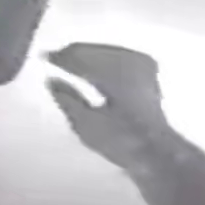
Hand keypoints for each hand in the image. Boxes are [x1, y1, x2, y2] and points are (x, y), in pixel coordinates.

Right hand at [46, 43, 167, 169]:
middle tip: (59, 54)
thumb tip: (52, 79)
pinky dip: (117, 58)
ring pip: (124, 56)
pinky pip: (138, 62)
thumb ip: (68, 99)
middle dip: (82, 51)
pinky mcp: (156, 87)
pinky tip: (104, 63)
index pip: (89, 62)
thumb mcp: (84, 123)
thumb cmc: (120, 140)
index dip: (66, 57)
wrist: (158, 152)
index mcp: (118, 84)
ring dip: (99, 53)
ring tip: (75, 56)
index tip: (46, 55)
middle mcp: (138, 77)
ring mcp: (151, 81)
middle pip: (109, 55)